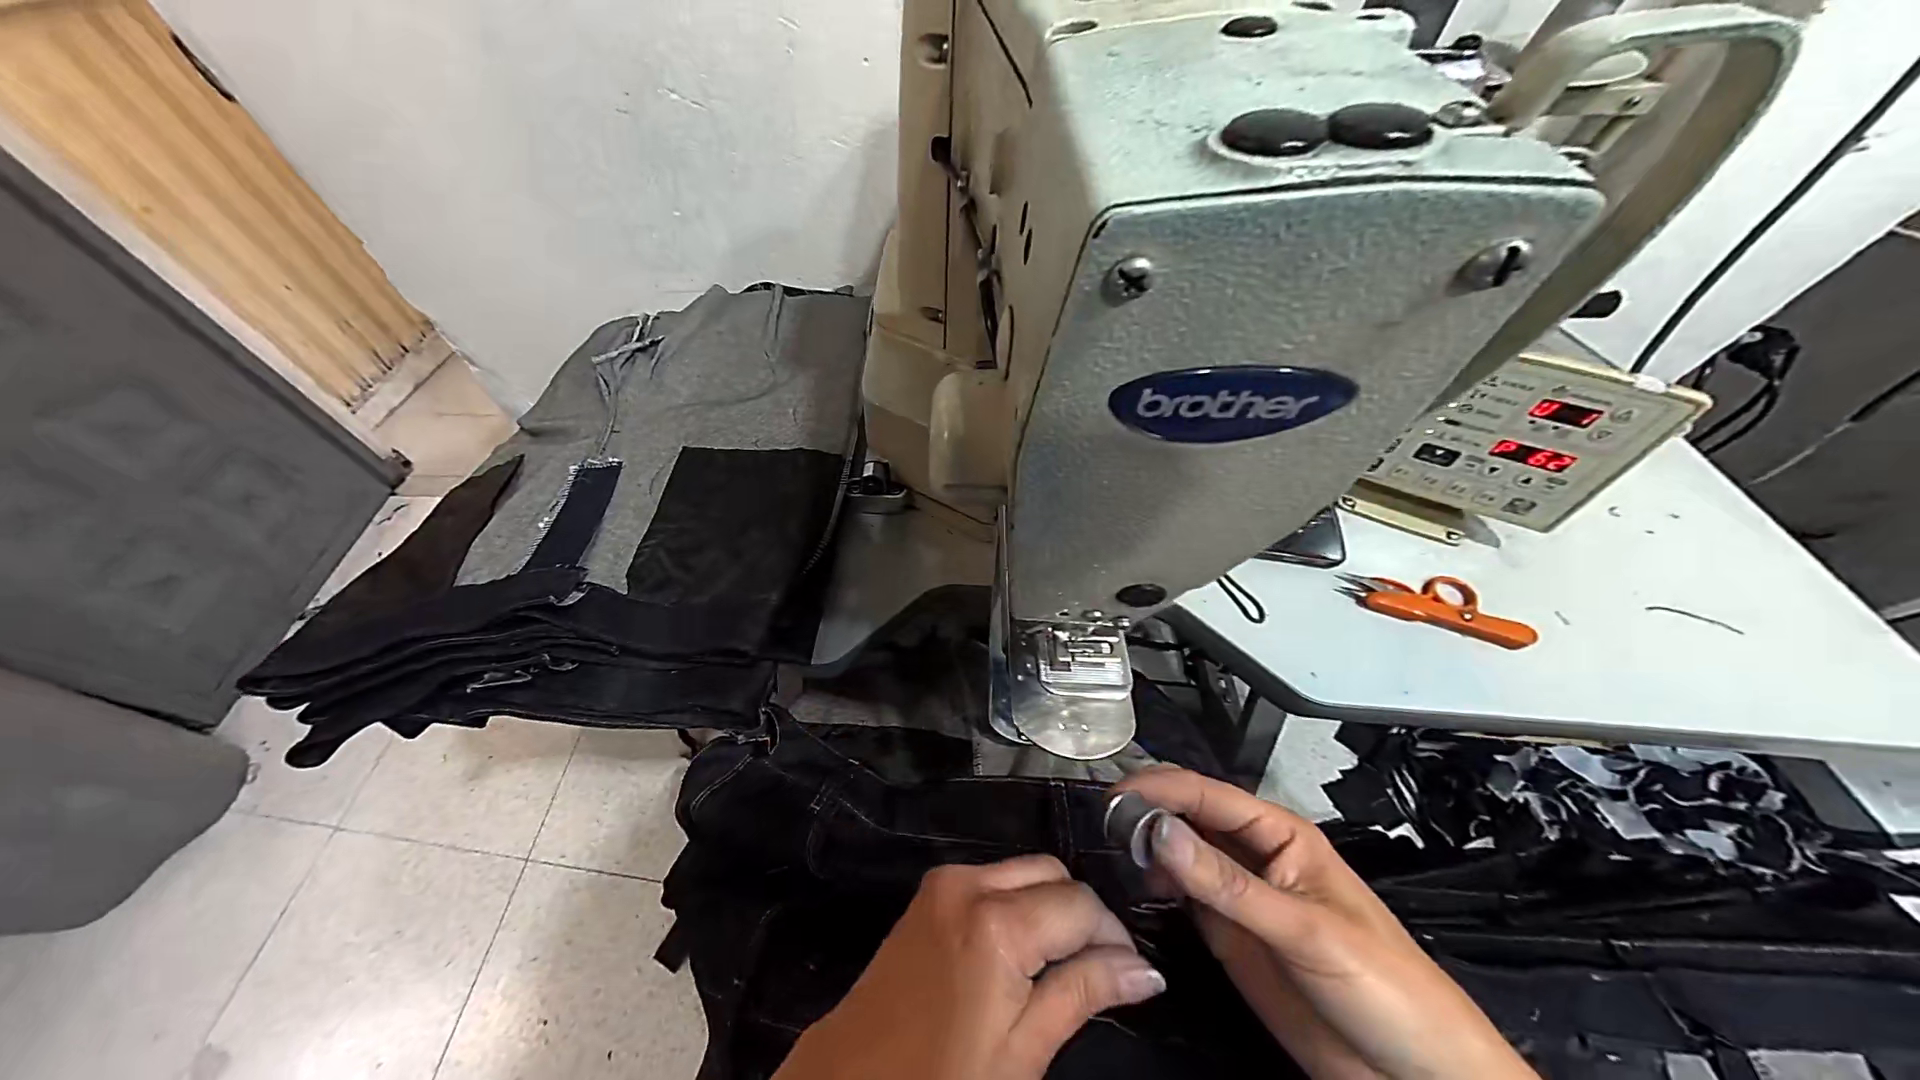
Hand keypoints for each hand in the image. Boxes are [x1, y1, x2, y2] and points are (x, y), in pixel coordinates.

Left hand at [773, 854, 1167, 1079]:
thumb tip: (1145, 971)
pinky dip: (1018, 902)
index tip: (1133, 974)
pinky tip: (1024, 949)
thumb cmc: (941, 1078)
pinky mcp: (930, 891)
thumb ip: (1083, 994)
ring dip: (1050, 906)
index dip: (1114, 937)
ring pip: (1024, 870)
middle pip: (1053, 874)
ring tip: (1064, 962)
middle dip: (1082, 916)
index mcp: (997, 921)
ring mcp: (945, 881)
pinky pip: (993, 878)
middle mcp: (971, 882)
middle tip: (1101, 969)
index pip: (1081, 904)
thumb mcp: (1021, 1052)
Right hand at [1111, 766, 1536, 1079]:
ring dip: (1147, 845)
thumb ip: (1227, 883)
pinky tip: (1137, 885)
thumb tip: (1161, 831)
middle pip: (1189, 815)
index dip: (1161, 788)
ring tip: (1113, 850)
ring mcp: (1239, 894)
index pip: (1208, 794)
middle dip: (1148, 810)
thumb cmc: (1391, 991)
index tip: (1118, 798)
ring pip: (1180, 851)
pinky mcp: (1228, 932)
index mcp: (1281, 834)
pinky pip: (1182, 894)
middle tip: (1107, 821)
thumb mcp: (1306, 930)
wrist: (1416, 1077)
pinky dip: (1154, 884)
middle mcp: (1254, 855)